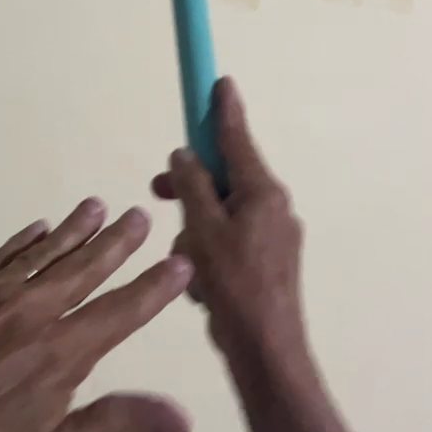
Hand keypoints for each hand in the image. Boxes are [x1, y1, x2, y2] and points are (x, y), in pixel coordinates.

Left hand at [0, 199, 194, 431]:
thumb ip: (115, 429)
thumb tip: (182, 415)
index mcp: (60, 353)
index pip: (119, 313)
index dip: (152, 289)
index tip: (178, 262)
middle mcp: (31, 311)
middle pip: (83, 269)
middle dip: (115, 243)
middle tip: (138, 215)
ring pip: (44, 253)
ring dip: (72, 230)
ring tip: (96, 206)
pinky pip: (2, 255)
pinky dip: (23, 240)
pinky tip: (36, 228)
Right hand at [151, 78, 304, 360]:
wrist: (266, 351)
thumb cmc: (234, 283)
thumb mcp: (201, 226)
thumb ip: (191, 184)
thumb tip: (184, 155)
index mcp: (263, 193)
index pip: (237, 139)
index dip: (224, 109)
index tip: (220, 81)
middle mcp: (273, 207)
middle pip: (223, 175)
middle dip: (189, 182)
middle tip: (158, 190)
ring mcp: (272, 235)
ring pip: (219, 208)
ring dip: (193, 222)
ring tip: (183, 253)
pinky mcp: (265, 260)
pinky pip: (226, 235)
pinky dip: (206, 245)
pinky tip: (198, 274)